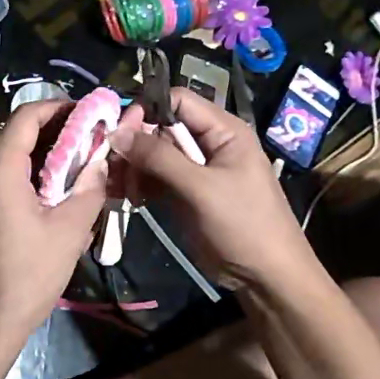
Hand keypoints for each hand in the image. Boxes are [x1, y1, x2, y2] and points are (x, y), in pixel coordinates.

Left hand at [0, 100, 108, 334]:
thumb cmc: (29, 274)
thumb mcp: (70, 230)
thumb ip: (89, 187)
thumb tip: (101, 160)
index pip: (27, 116)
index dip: (59, 107)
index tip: (91, 115)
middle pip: (16, 132)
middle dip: (55, 129)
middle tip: (92, 138)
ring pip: (10, 153)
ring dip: (44, 151)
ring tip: (80, 161)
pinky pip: (3, 174)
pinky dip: (30, 170)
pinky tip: (56, 187)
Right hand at [111, 88, 314, 290]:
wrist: (266, 277)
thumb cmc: (243, 225)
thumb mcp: (201, 188)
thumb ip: (159, 157)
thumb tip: (117, 132)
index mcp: (223, 130)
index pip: (176, 101)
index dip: (146, 111)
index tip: (119, 133)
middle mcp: (208, 143)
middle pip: (160, 128)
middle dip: (134, 145)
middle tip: (113, 169)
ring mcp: (196, 170)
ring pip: (153, 155)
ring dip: (133, 168)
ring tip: (120, 190)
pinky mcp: (186, 193)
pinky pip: (156, 178)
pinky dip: (139, 185)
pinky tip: (129, 199)